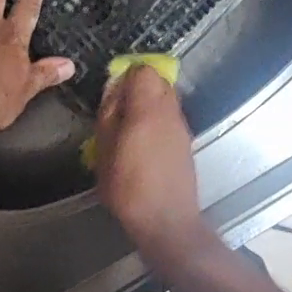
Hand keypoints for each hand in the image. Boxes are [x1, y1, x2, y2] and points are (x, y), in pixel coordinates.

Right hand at [93, 66, 210, 264]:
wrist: (167, 221)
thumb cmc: (128, 188)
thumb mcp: (104, 151)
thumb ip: (108, 114)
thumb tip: (113, 88)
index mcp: (148, 109)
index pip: (144, 70)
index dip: (127, 74)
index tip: (113, 91)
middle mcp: (170, 112)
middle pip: (159, 80)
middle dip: (139, 86)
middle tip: (119, 108)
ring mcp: (182, 127)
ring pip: (167, 98)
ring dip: (149, 103)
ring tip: (129, 127)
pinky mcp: (187, 142)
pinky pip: (171, 117)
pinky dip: (158, 119)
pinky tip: (143, 143)